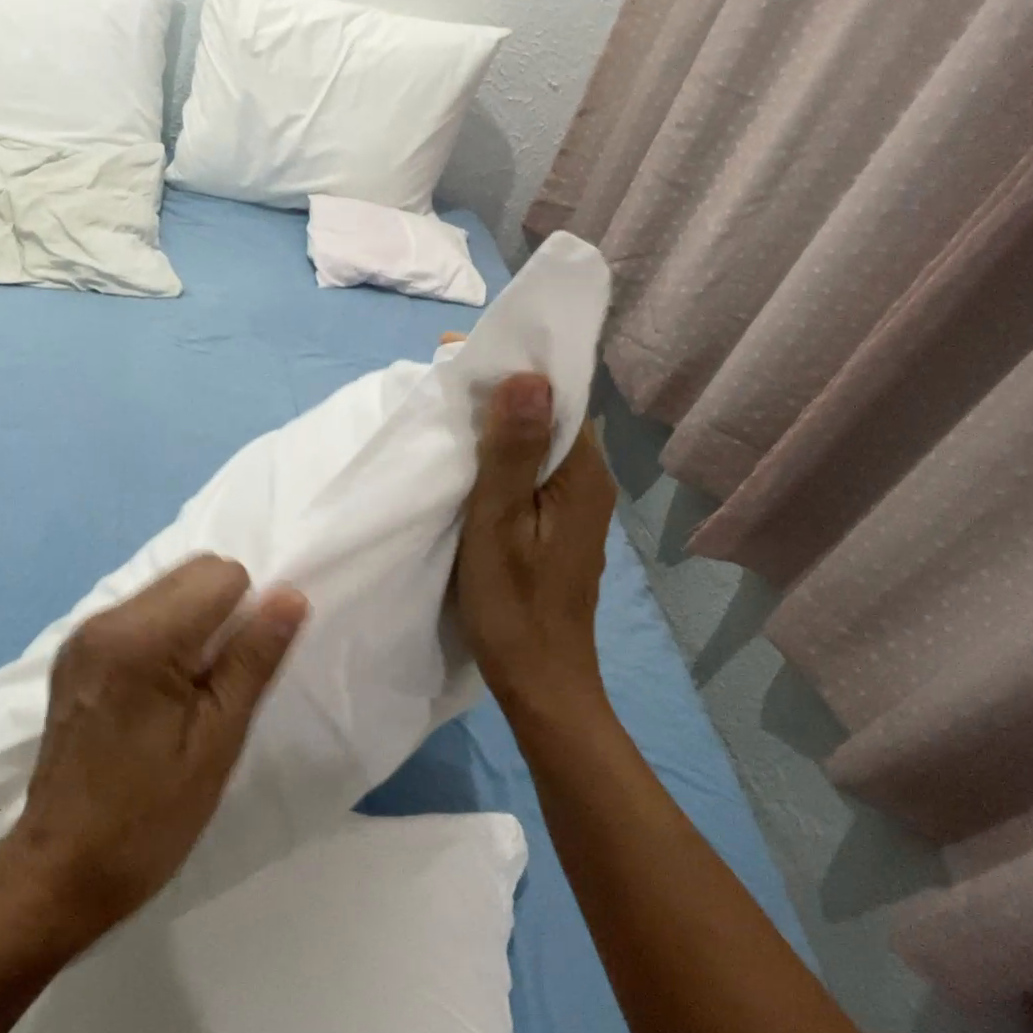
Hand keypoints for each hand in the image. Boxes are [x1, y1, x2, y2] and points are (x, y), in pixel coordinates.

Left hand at [6, 555, 308, 934]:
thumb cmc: (150, 817)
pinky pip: (138, 616)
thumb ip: (253, 660)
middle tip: (218, 689)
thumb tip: (290, 595)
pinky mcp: (74, 655)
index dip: (249, 615)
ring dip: (194, 626)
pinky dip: (164, 639)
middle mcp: (104, 620)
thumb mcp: (217, 742)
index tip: (242, 674)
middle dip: (223, 614)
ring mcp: (82, 636)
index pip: (221, 575)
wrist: (64, 867)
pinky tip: (160, 698)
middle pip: (191, 573)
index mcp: (139, 639)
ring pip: (165, 591)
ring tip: (190, 697)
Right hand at [456, 373, 615, 714]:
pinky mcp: (559, 526)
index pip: (560, 395)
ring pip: (540, 444)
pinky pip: (532, 471)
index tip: (458, 351)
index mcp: (583, 476)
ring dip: (500, 422)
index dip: (516, 366)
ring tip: (448, 408)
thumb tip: (527, 377)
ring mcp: (576, 507)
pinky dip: (502, 455)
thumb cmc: (515, 608)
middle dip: (504, 388)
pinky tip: (468, 460)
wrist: (542, 681)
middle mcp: (589, 482)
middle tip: (443, 377)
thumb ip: (513, 455)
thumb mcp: (500, 527)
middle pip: (552, 415)